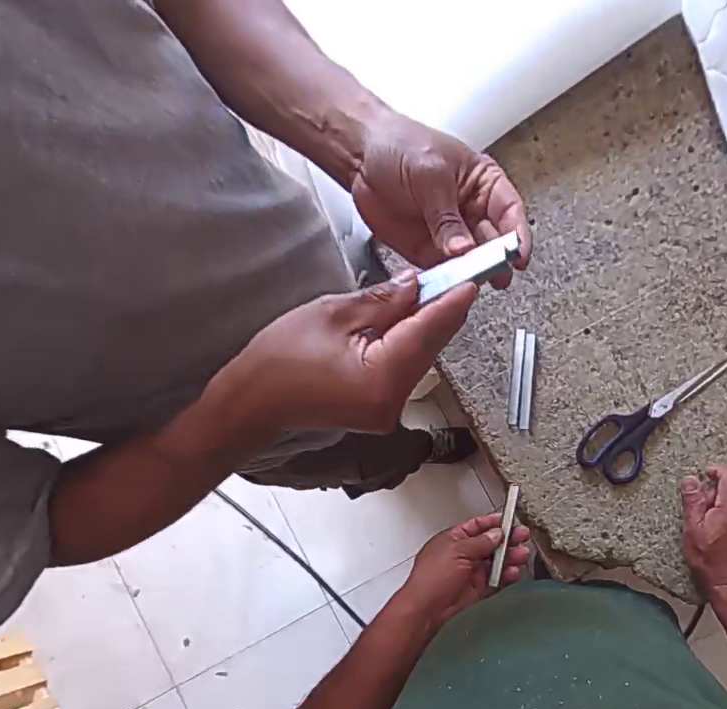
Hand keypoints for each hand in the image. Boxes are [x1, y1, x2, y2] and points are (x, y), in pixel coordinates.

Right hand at [213, 271, 476, 436]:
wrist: (256, 401)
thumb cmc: (279, 363)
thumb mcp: (333, 313)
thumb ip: (382, 301)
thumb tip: (415, 286)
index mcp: (379, 379)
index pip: (428, 332)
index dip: (451, 303)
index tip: (470, 282)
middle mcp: (390, 402)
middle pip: (429, 348)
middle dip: (440, 312)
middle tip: (450, 279)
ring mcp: (386, 412)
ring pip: (419, 360)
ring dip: (424, 328)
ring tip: (425, 295)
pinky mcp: (380, 412)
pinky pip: (404, 373)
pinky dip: (409, 347)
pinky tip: (407, 324)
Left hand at [351, 111, 532, 280]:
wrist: (361, 156)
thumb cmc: (400, 146)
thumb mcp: (430, 175)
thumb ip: (446, 216)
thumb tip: (462, 248)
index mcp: (483, 184)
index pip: (510, 212)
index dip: (517, 236)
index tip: (517, 257)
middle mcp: (472, 213)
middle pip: (493, 244)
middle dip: (494, 262)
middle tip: (493, 275)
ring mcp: (452, 236)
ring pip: (471, 263)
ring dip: (471, 275)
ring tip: (468, 281)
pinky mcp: (430, 253)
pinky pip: (445, 273)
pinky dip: (447, 281)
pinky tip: (447, 284)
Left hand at [390, 513, 531, 625]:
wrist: (428, 609)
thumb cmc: (431, 579)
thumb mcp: (457, 551)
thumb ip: (480, 542)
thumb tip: (495, 534)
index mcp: (452, 540)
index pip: (476, 526)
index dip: (493, 523)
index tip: (509, 522)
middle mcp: (461, 555)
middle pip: (489, 544)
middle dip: (506, 540)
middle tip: (522, 537)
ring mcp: (469, 573)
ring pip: (495, 562)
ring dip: (509, 557)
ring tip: (521, 555)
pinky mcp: (476, 590)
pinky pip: (496, 580)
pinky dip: (506, 576)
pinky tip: (513, 572)